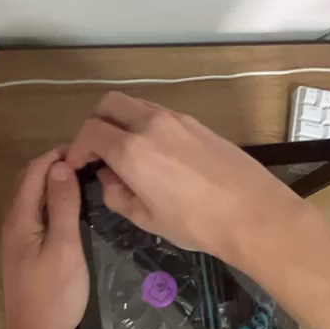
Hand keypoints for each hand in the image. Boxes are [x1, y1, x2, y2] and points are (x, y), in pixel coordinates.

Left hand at [0, 148, 88, 328]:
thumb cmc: (55, 295)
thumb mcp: (65, 247)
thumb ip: (62, 206)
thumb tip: (62, 166)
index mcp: (20, 218)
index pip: (35, 171)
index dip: (58, 155)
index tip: (89, 150)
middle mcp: (13, 223)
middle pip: (29, 181)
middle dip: (55, 165)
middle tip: (89, 161)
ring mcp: (17, 239)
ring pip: (32, 198)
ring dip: (54, 183)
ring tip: (85, 178)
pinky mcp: (24, 252)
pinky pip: (36, 214)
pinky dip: (52, 202)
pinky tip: (71, 208)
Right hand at [62, 92, 307, 261]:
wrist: (252, 213)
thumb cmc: (196, 223)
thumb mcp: (146, 219)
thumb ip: (117, 194)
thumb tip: (108, 177)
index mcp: (131, 150)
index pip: (89, 132)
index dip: (76, 148)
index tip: (77, 165)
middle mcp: (150, 124)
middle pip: (108, 104)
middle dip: (95, 124)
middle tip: (97, 152)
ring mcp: (176, 119)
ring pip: (135, 104)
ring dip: (121, 121)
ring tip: (125, 152)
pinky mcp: (195, 122)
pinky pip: (158, 113)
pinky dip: (144, 124)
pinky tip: (154, 153)